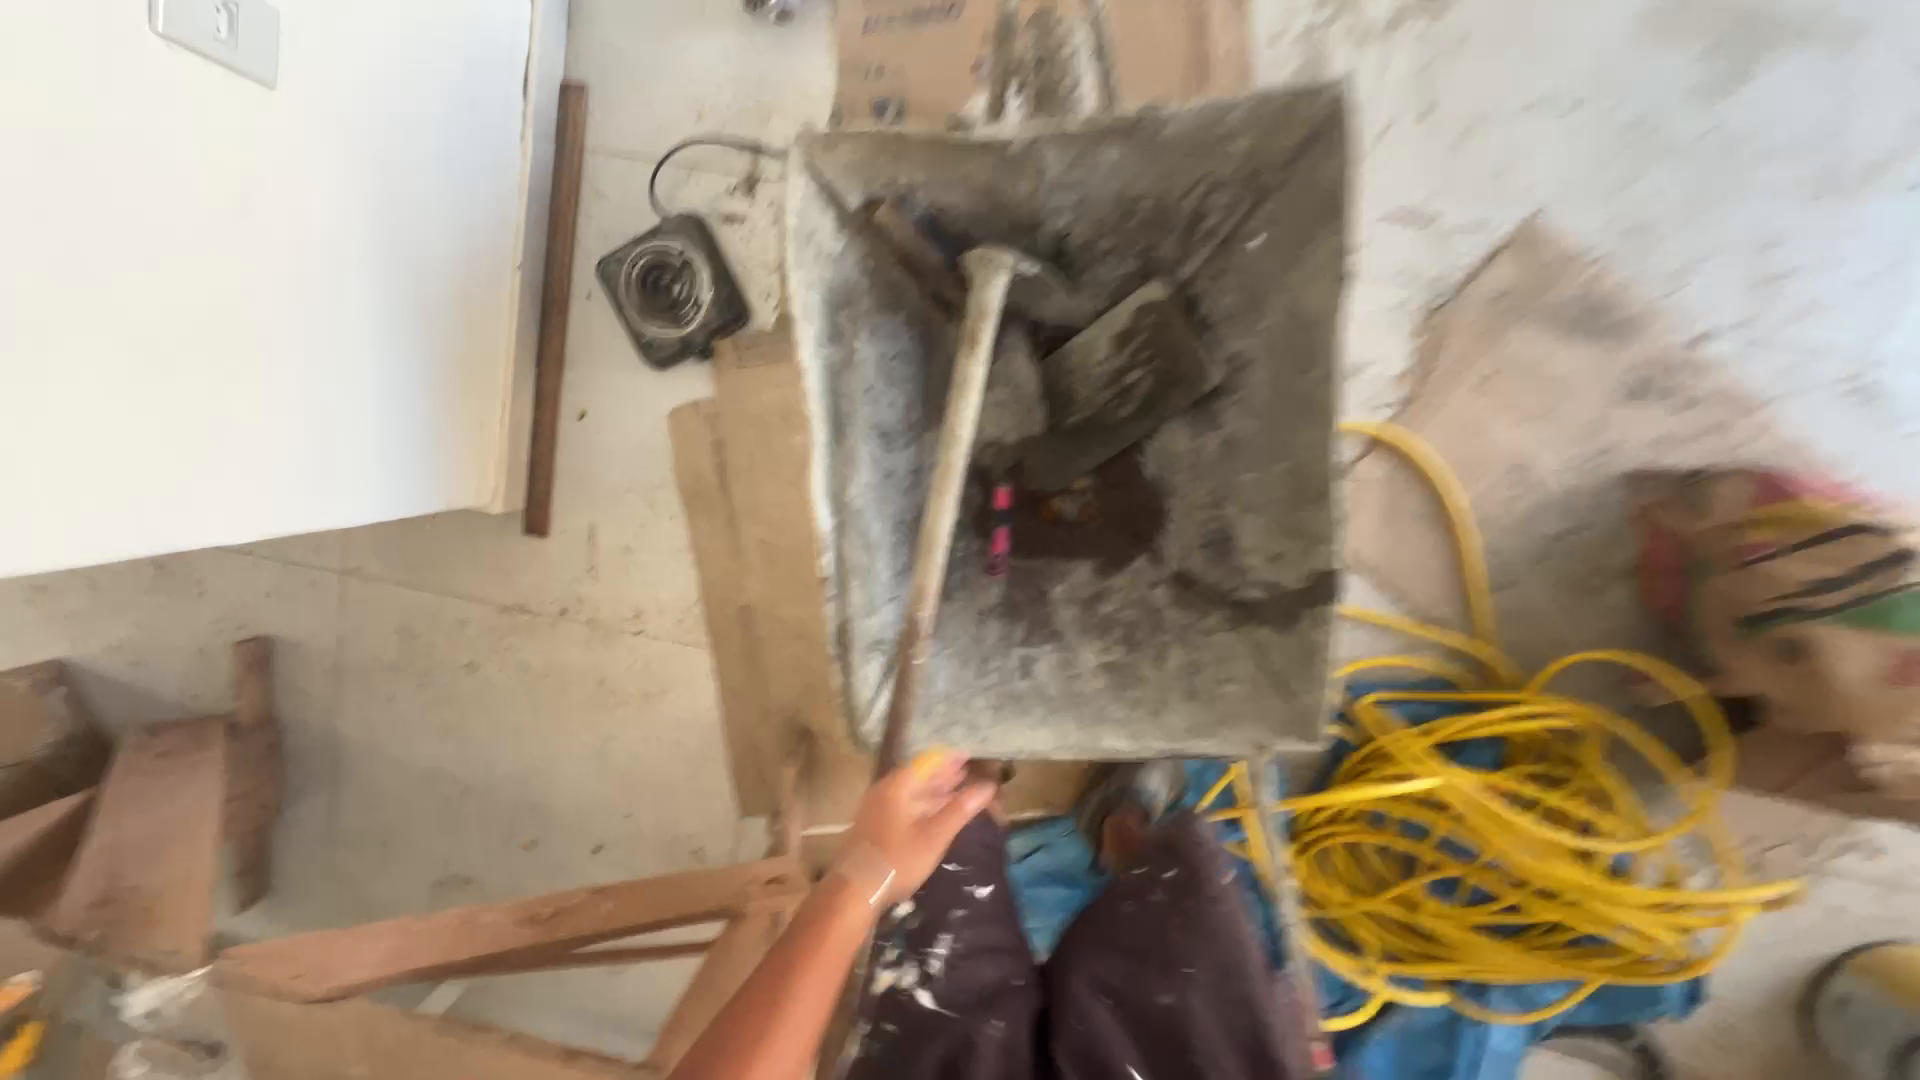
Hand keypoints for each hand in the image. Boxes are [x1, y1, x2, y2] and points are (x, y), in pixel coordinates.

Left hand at [835, 750, 997, 907]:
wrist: (854, 891)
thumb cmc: (897, 860)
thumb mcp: (934, 836)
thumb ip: (960, 810)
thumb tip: (988, 787)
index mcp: (897, 786)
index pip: (927, 762)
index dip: (949, 759)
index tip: (968, 756)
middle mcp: (885, 791)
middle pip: (917, 776)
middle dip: (942, 775)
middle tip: (965, 772)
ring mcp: (876, 808)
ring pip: (910, 793)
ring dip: (933, 791)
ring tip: (955, 791)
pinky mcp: (874, 825)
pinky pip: (903, 806)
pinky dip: (922, 806)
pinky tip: (933, 815)